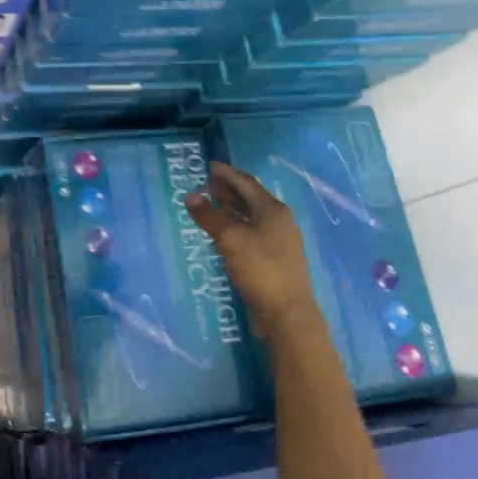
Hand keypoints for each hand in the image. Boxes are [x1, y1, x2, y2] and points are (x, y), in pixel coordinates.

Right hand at [184, 162, 318, 336]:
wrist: (286, 312)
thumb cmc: (260, 269)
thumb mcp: (231, 239)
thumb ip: (210, 216)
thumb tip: (190, 196)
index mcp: (273, 210)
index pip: (247, 183)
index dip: (227, 174)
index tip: (209, 166)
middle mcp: (278, 221)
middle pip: (250, 199)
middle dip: (228, 190)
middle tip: (206, 185)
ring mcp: (278, 241)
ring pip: (250, 218)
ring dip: (230, 210)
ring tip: (209, 206)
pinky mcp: (272, 259)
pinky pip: (250, 234)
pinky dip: (235, 227)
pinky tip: (222, 233)